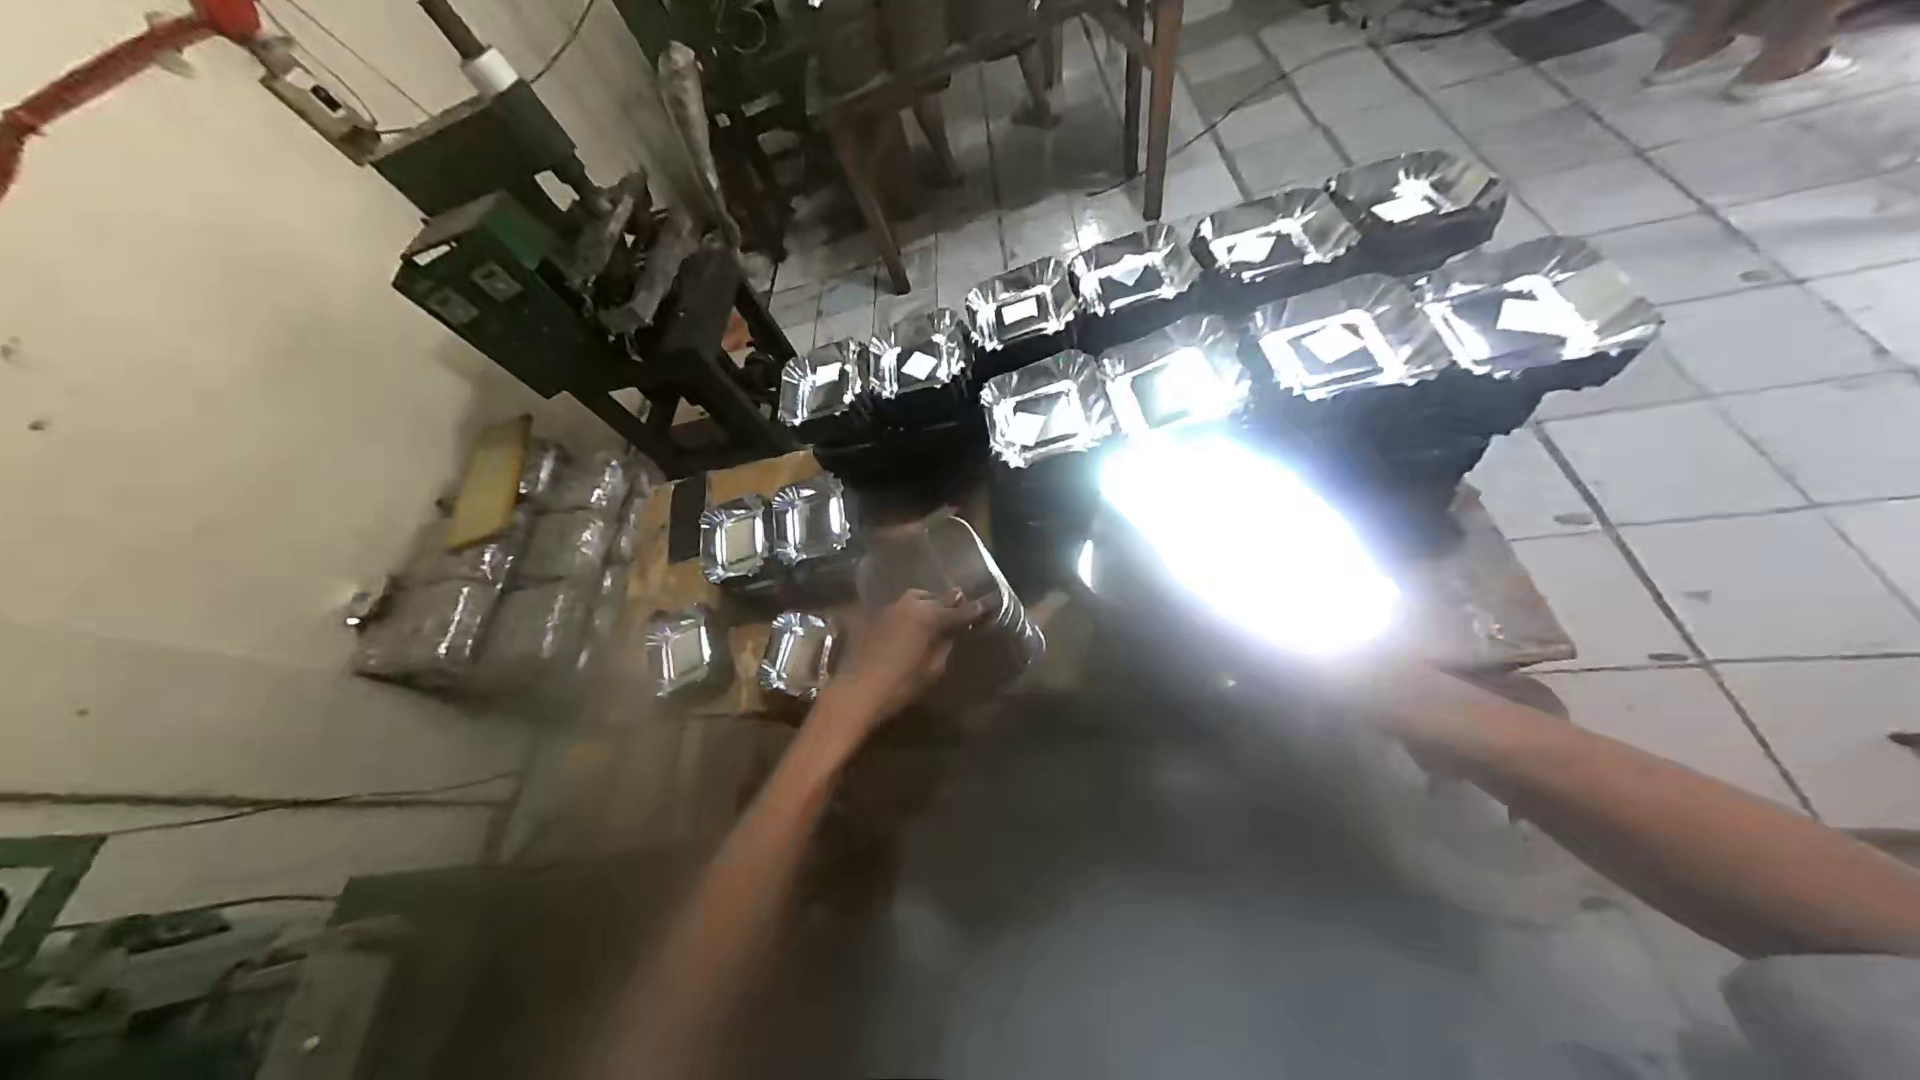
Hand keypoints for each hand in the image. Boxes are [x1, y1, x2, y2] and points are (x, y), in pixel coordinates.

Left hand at [816, 589, 984, 734]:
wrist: (860, 689)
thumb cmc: (902, 683)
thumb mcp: (933, 669)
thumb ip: (944, 646)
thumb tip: (949, 635)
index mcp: (929, 617)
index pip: (957, 612)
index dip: (972, 611)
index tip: (984, 607)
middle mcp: (911, 605)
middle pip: (936, 600)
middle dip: (948, 604)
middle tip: (958, 610)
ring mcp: (891, 608)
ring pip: (916, 599)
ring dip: (928, 603)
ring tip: (935, 614)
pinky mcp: (877, 616)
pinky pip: (901, 608)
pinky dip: (912, 611)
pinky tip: (914, 623)